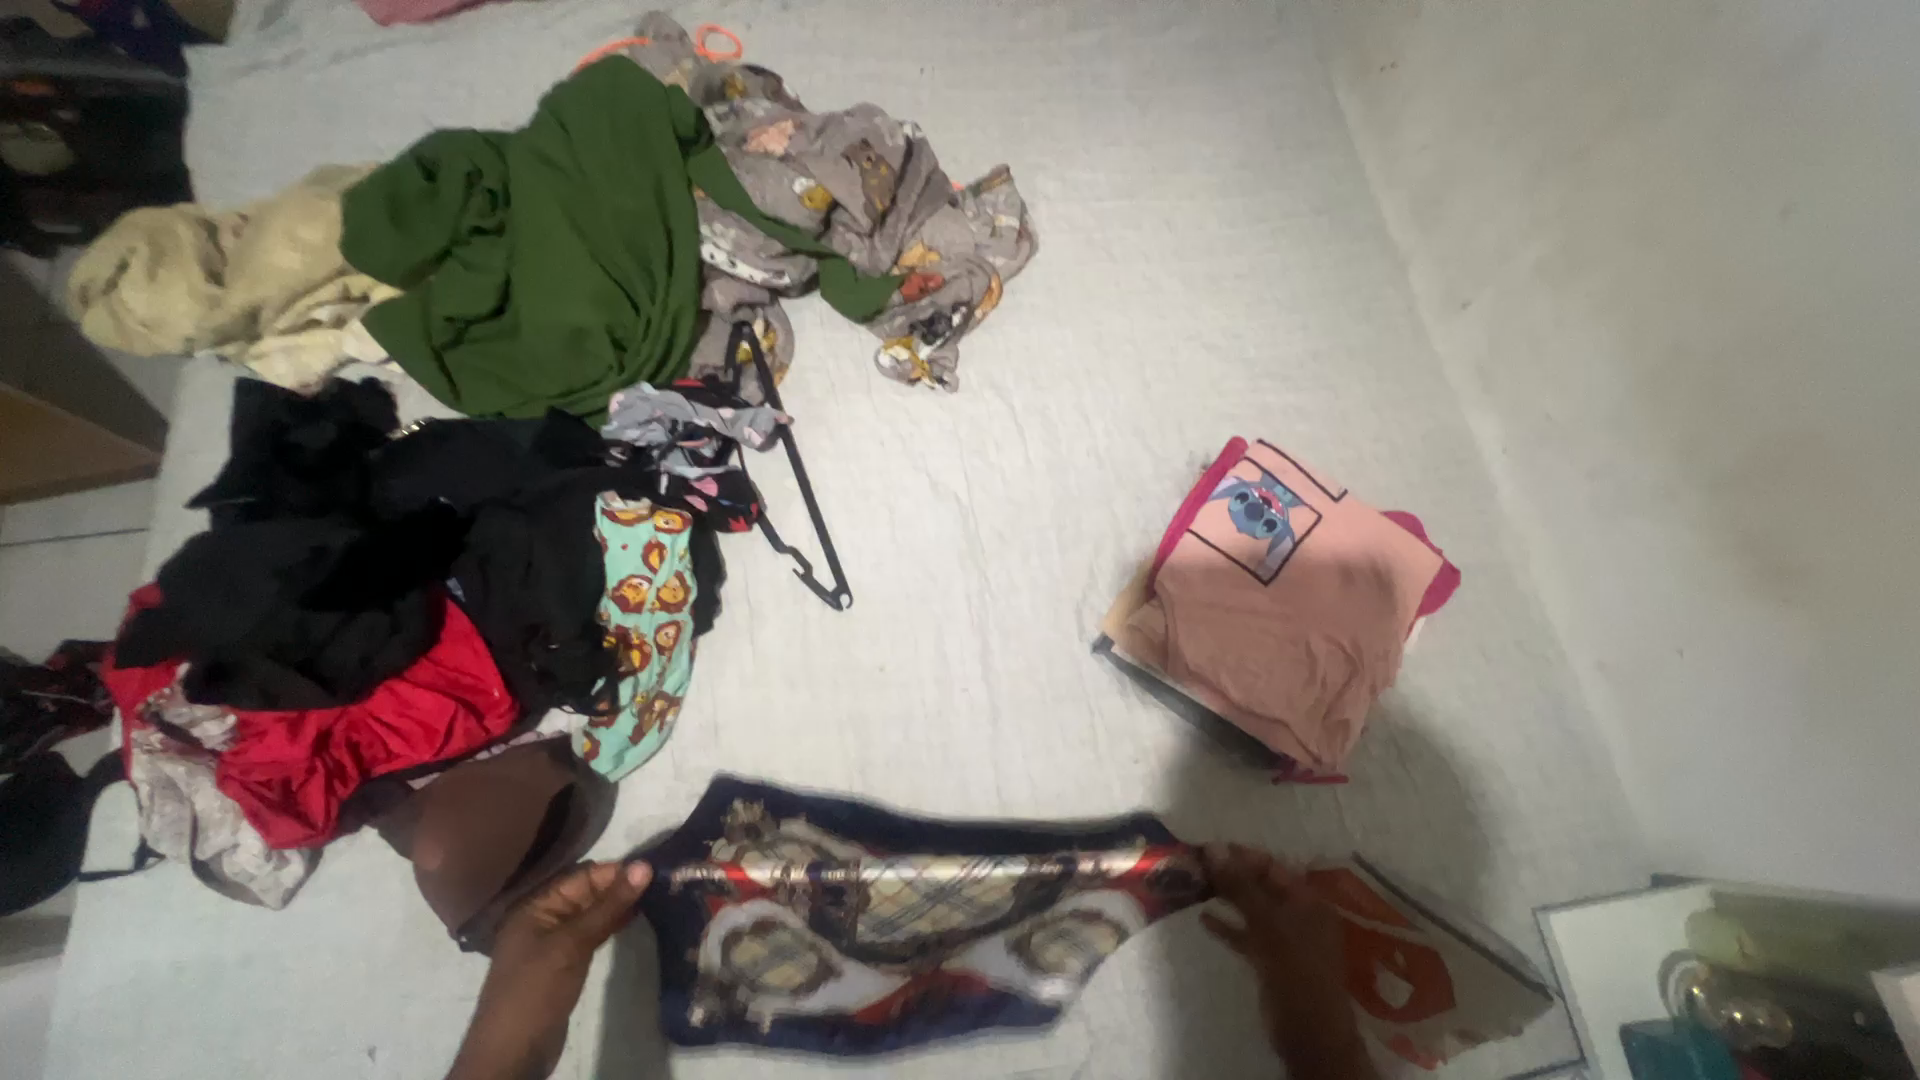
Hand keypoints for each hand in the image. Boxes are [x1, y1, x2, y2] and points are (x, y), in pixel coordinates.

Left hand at [446, 860, 652, 1079]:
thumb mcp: (573, 944)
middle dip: (620, 886)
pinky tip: (636, 918)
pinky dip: (612, 924)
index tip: (653, 870)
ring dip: (619, 905)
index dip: (615, 871)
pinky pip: (592, 933)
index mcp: (536, 907)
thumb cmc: (536, 990)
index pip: (582, 876)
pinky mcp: (565, 962)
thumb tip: (644, 866)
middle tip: (660, 881)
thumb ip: (609, 905)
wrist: (512, 1055)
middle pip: (587, 892)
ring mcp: (554, 942)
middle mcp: (543, 918)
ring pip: (592, 913)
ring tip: (656, 896)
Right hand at [1201, 843, 1375, 1079]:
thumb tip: (1213, 848)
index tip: (1206, 848)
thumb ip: (1241, 887)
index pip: (1271, 866)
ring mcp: (1284, 940)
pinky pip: (1245, 935)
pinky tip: (1203, 918)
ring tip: (1193, 885)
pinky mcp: (1269, 961)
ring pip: (1250, 910)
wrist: (1310, 1038)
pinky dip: (1227, 926)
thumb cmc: (1296, 974)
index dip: (1241, 856)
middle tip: (1194, 864)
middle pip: (1260, 886)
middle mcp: (1297, 916)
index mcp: (1307, 902)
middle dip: (1230, 875)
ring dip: (1225, 898)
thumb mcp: (1269, 926)